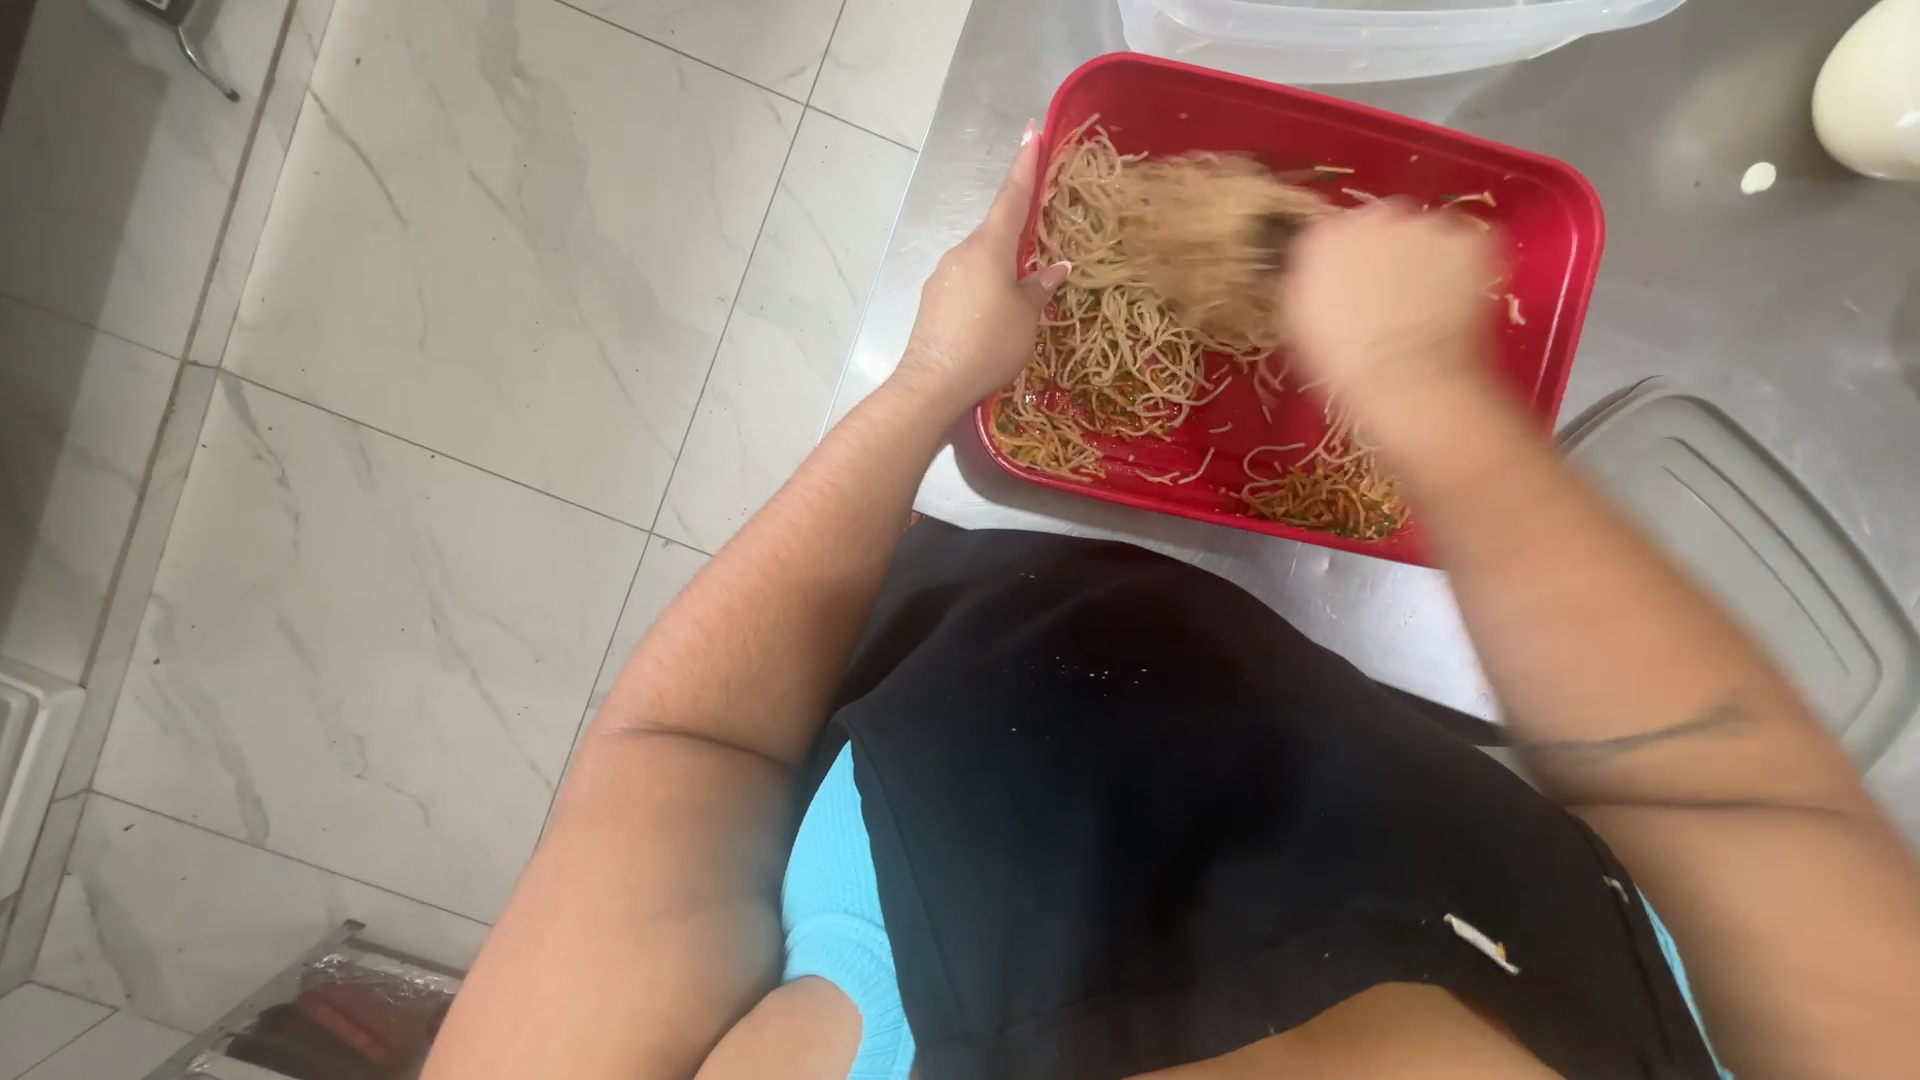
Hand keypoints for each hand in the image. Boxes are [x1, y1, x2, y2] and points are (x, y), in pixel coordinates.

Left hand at [893, 123, 1071, 415]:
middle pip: (995, 235)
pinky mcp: (932, 302)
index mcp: (988, 246)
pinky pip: (966, 286)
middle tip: (1039, 245)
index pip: (1012, 197)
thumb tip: (1055, 268)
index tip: (1033, 132)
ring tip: (1018, 301)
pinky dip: (983, 292)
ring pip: (979, 264)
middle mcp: (961, 253)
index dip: (1025, 165)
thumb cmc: (988, 345)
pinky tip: (992, 318)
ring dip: (1000, 273)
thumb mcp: (1026, 318)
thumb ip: (1040, 288)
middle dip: (1017, 237)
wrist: (934, 383)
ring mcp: (942, 277)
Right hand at [1281, 201, 1497, 405]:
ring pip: (1424, 235)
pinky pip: (1464, 249)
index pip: (1330, 233)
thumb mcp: (1299, 322)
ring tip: (1421, 301)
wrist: (1406, 377)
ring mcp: (1429, 226)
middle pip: (1379, 225)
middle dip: (1382, 252)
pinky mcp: (1472, 241)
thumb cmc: (1341, 360)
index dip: (1339, 261)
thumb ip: (1307, 283)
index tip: (1343, 285)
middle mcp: (1376, 216)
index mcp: (1326, 236)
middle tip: (1383, 293)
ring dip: (1421, 258)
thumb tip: (1318, 276)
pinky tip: (1450, 299)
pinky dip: (1459, 268)